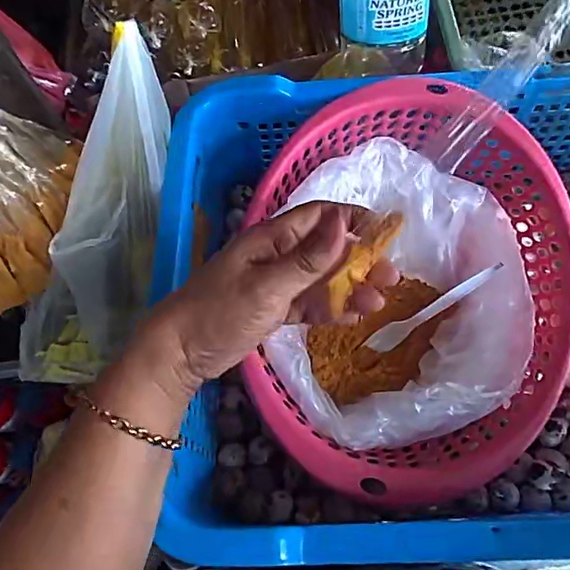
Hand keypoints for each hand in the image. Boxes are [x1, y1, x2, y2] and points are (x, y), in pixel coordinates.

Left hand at [131, 202, 399, 392]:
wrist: (178, 353)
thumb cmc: (219, 313)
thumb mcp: (267, 287)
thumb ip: (308, 259)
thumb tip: (343, 223)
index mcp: (271, 239)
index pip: (319, 217)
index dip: (353, 220)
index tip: (386, 233)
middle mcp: (276, 256)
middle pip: (326, 250)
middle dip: (360, 261)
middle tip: (390, 279)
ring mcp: (274, 284)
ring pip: (320, 279)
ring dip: (349, 289)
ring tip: (377, 304)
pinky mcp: (271, 309)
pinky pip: (307, 303)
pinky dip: (328, 309)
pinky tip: (351, 318)